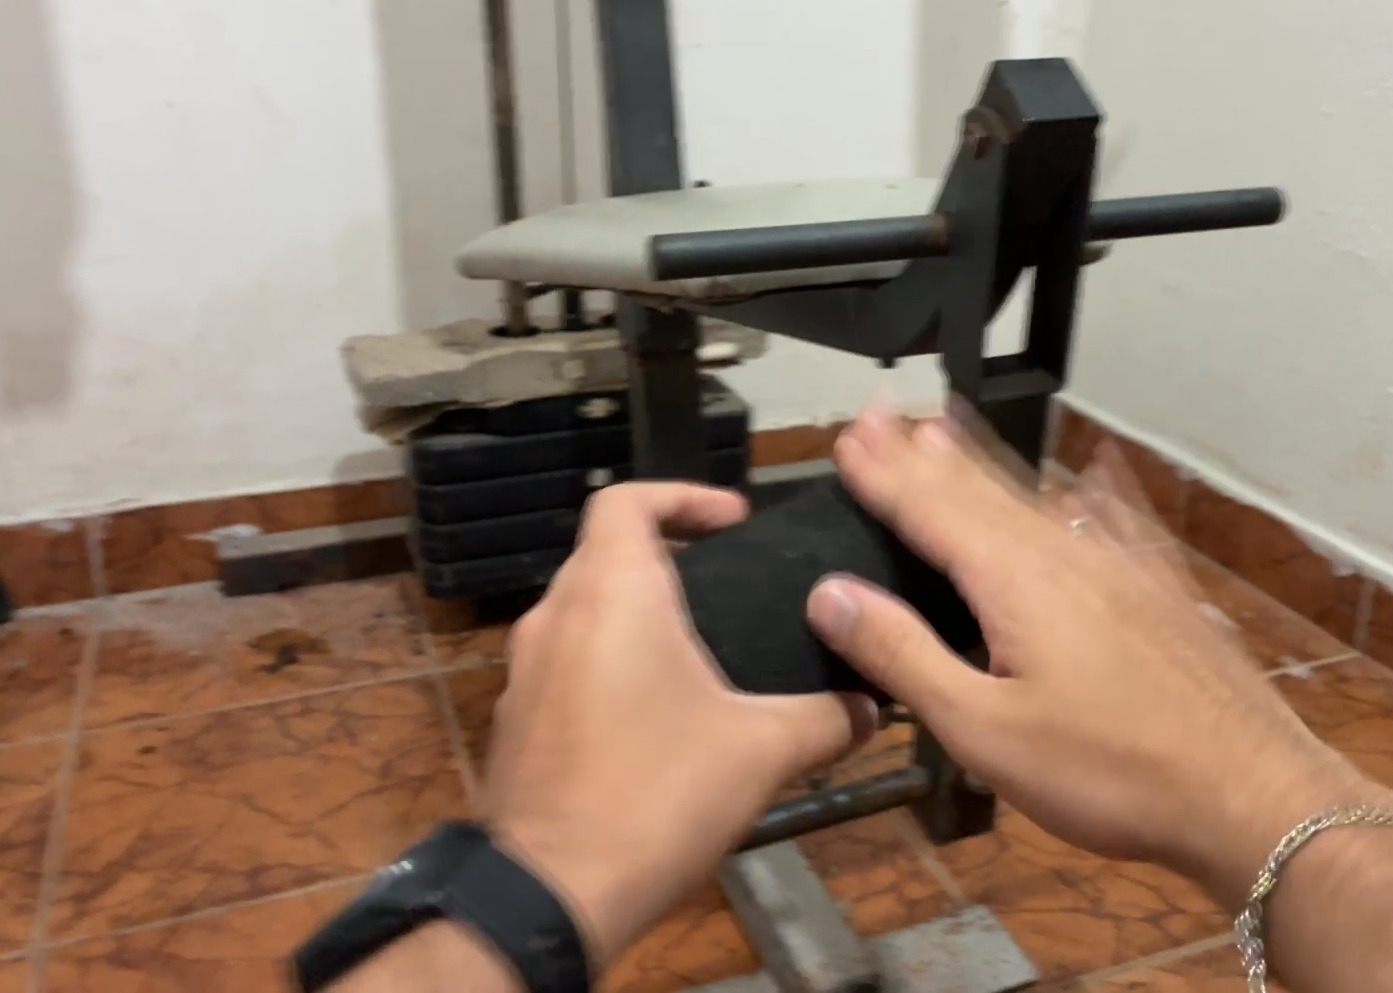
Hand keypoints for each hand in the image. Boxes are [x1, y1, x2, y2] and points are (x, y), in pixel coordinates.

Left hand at [487, 483, 876, 965]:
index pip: (626, 500)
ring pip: (586, 604)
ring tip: (703, 640)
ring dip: (640, 604)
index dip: (684, 495)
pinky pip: (569, 655)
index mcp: (611, 593)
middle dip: (672, 552)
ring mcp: (526, 668)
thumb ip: (827, 718)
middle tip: (733, 579)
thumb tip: (875, 706)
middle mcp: (556, 615)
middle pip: (608, 549)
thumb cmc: (655, 793)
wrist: (546, 898)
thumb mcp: (761, 751)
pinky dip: (611, 652)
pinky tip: (658, 705)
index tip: (734, 522)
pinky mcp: (518, 717)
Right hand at [805, 410, 1392, 908]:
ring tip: (944, 427)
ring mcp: (1114, 561)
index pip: (928, 507)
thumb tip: (830, 593)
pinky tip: (1088, 469)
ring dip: (978, 460)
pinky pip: (1103, 515)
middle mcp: (1060, 549)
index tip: (848, 437)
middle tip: (881, 414)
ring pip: (1030, 493)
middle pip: (974, 487)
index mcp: (1012, 577)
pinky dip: (1076, 487)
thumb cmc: (1106, 771)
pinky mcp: (1152, 584)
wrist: (1253, 793)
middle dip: (918, 451)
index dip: (882, 473)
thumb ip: (903, 655)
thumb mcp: (983, 730)